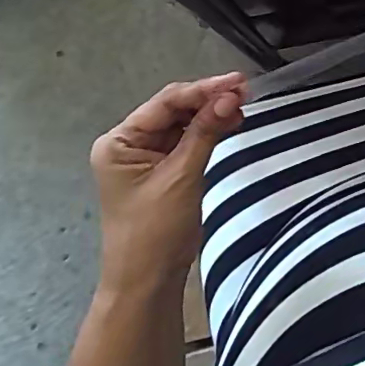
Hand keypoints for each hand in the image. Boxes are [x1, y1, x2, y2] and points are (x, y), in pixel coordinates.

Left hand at [90, 73, 245, 289]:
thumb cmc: (155, 232)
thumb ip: (205, 132)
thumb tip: (229, 97)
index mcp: (119, 142)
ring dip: (212, 113)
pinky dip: (209, 131)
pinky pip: (188, 140)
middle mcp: (129, 143)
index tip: (236, 82)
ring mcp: (146, 156)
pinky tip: (230, 122)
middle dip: (209, 99)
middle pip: (174, 109)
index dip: (203, 90)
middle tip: (244, 90)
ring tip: (243, 104)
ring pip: (184, 123)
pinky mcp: (164, 169)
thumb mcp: (181, 177)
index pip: (165, 103)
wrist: (148, 283)